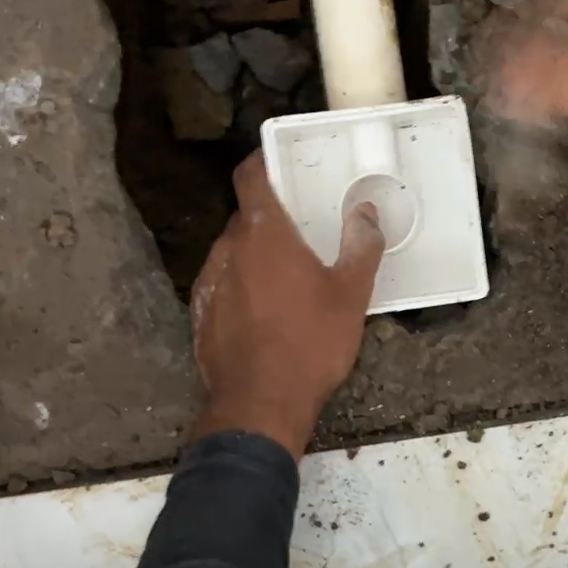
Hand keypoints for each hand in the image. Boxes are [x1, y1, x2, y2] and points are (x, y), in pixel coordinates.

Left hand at [190, 153, 385, 458]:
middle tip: (301, 240)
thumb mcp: (350, 297)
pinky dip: (241, 291)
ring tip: (285, 286)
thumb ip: (360, 248)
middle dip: (270, 224)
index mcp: (264, 235)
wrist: (260, 404)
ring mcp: (210, 285)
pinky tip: (263, 317)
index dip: (261, 163)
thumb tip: (365, 214)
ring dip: (255, 261)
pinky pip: (223, 290)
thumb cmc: (310, 344)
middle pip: (245, 221)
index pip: (250, 177)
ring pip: (233, 257)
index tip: (277, 164)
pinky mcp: (201, 317)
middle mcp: (229, 251)